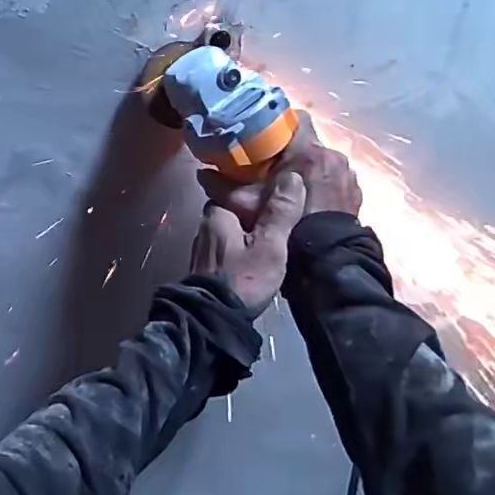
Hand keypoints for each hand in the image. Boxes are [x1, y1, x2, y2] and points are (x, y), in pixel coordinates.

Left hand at [191, 172, 306, 309]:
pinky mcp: (206, 267)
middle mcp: (205, 226)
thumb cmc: (242, 278)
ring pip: (231, 230)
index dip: (258, 190)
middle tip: (284, 216)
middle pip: (234, 210)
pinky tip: (258, 255)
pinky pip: (228, 247)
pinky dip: (242, 247)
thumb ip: (280, 212)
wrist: (215, 318)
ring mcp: (203, 248)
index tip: (280, 193)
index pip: (237, 190)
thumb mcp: (270, 244)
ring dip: (248, 232)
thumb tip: (292, 177)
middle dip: (254, 212)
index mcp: (216, 214)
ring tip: (276, 235)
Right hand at [197, 111, 361, 229]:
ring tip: (292, 183)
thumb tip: (202, 173)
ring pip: (323, 159)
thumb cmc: (284, 222)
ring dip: (309, 166)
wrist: (325, 255)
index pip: (297, 117)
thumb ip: (221, 187)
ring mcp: (346, 173)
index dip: (281, 123)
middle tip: (273, 164)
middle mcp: (330, 155)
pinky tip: (311, 198)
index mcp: (306, 151)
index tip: (266, 136)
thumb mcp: (244, 205)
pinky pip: (335, 177)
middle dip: (292, 149)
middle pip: (309, 140)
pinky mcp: (355, 190)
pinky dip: (323, 182)